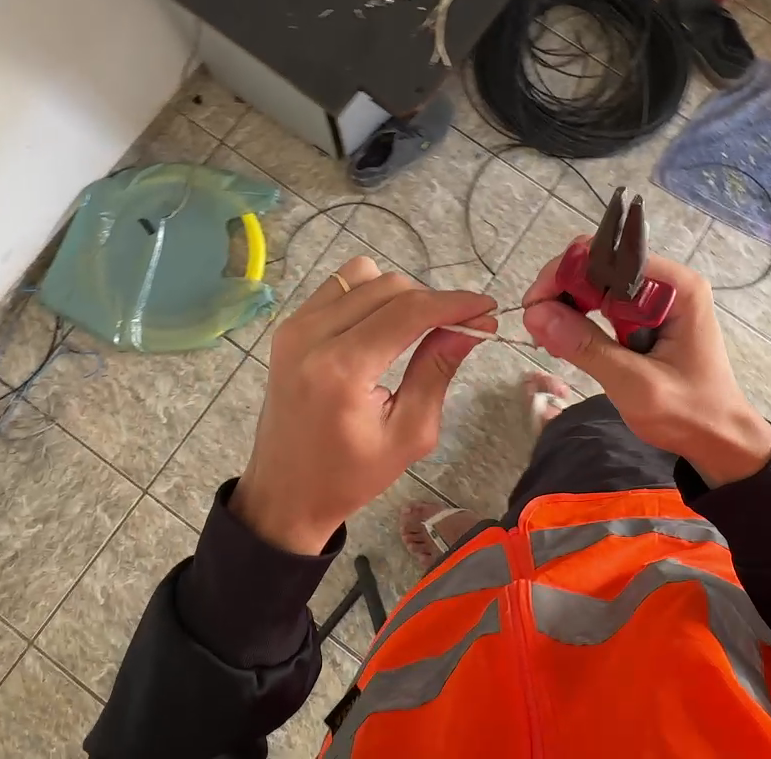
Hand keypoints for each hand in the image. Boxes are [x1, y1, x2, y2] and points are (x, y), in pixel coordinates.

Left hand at [233, 256, 496, 554]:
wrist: (284, 493)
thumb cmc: (349, 476)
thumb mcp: (408, 435)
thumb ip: (437, 373)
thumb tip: (471, 328)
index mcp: (341, 370)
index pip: (409, 311)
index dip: (454, 303)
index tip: (487, 307)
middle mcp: (312, 336)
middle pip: (389, 287)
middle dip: (432, 300)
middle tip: (460, 326)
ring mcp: (295, 326)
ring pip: (363, 276)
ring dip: (399, 294)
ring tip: (417, 328)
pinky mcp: (289, 326)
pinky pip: (338, 286)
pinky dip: (369, 295)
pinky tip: (381, 326)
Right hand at [521, 238, 770, 486]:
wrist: (722, 441)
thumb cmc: (690, 415)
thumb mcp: (636, 386)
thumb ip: (587, 348)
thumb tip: (537, 313)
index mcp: (676, 287)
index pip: (607, 258)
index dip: (565, 274)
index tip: (535, 306)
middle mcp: (666, 282)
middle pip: (597, 266)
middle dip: (561, 291)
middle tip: (535, 327)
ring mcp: (655, 298)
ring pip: (594, 284)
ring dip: (566, 306)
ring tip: (547, 340)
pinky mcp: (644, 316)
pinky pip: (601, 304)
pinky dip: (578, 320)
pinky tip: (565, 343)